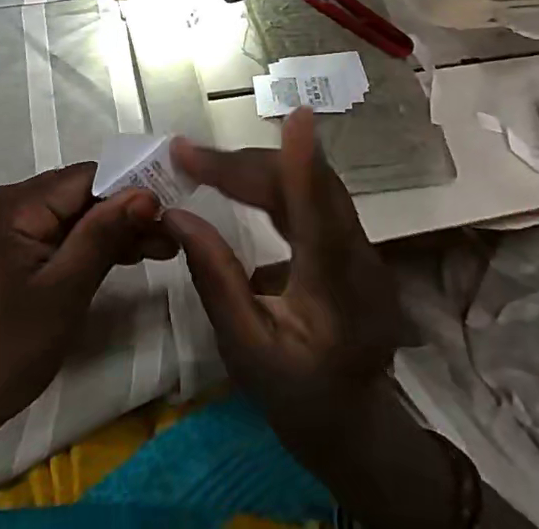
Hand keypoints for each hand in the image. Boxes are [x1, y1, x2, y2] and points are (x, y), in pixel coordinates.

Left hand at [0, 162, 177, 434]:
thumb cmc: (8, 347)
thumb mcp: (64, 290)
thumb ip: (103, 236)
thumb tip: (145, 194)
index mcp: (11, 204)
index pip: (83, 179)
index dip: (130, 189)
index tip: (173, 209)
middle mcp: (4, 203)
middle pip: (76, 194)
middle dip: (124, 212)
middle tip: (173, 237)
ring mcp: (3, 227)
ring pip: (69, 215)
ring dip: (111, 230)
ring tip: (162, 248)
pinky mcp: (8, 250)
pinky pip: (55, 234)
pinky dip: (88, 245)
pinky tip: (125, 256)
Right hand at [160, 109, 409, 460]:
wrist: (350, 421)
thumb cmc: (293, 392)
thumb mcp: (243, 345)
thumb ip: (214, 277)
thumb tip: (176, 214)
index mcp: (338, 297)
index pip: (322, 221)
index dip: (306, 168)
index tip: (295, 118)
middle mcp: (361, 264)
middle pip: (308, 190)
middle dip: (243, 165)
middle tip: (183, 155)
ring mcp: (362, 253)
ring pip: (309, 187)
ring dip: (251, 168)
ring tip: (195, 161)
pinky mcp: (350, 245)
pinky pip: (309, 197)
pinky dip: (266, 180)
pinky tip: (229, 177)